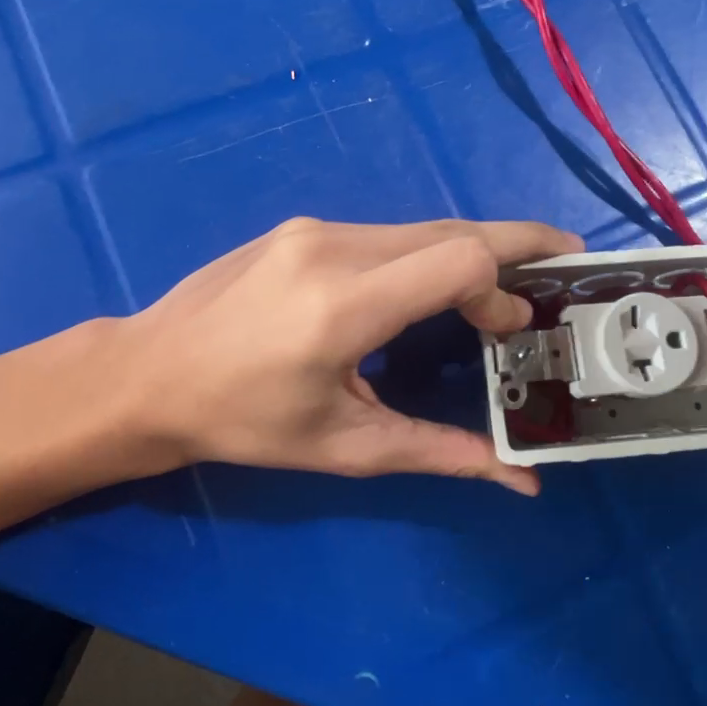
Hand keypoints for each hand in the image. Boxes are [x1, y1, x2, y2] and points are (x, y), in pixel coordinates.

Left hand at [102, 217, 581, 496]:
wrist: (148, 373)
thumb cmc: (242, 422)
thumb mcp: (342, 447)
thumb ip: (438, 453)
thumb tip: (519, 478)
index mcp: (343, 306)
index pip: (459, 259)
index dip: (505, 286)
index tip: (517, 327)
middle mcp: (333, 248)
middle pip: (451, 229)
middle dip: (513, 246)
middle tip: (557, 270)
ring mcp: (313, 229)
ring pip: (420, 227)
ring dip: (467, 252)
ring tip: (494, 292)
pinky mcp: (301, 227)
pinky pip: (385, 233)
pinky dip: (425, 253)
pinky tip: (428, 288)